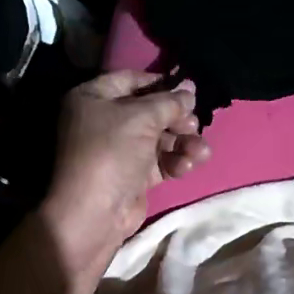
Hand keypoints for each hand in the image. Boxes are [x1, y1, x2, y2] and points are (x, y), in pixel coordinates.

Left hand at [41, 71, 210, 283]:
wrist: (94, 212)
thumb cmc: (111, 152)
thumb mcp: (141, 117)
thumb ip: (170, 101)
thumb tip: (190, 86)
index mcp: (93, 97)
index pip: (132, 80)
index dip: (161, 84)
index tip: (189, 90)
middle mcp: (103, 121)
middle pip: (149, 112)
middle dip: (177, 118)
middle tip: (195, 124)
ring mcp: (118, 151)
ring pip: (159, 139)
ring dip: (183, 143)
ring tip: (200, 151)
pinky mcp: (132, 176)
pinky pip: (159, 162)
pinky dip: (175, 162)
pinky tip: (188, 166)